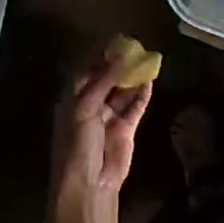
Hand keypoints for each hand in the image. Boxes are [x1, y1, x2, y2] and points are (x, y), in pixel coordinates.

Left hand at [50, 42, 152, 212]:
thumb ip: (103, 82)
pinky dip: (142, 96)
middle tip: (136, 47)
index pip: (87, 71)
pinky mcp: (125, 130)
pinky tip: (150, 82)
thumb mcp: (85, 108)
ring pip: (123, 92)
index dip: (99, 55)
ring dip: (133, 78)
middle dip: (120, 65)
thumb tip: (119, 57)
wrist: (89, 183)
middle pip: (107, 79)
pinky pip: (135, 108)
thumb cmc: (77, 143)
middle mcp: (91, 106)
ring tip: (147, 60)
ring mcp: (109, 118)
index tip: (115, 39)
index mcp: (73, 99)